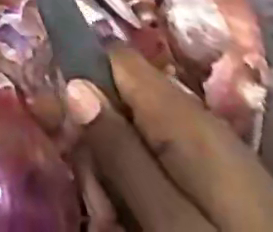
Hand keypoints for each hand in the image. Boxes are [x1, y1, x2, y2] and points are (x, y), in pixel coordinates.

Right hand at [64, 44, 272, 231]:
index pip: (115, 57)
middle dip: (93, 131)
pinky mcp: (224, 185)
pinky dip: (140, 183)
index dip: (75, 74)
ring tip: (111, 212)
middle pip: (122, 97)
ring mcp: (216, 156)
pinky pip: (163, 163)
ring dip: (114, 165)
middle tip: (84, 183)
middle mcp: (201, 124)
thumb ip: (121, 153)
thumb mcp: (170, 222)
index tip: (48, 113)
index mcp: (186, 119)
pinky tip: (137, 215)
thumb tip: (73, 84)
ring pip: (138, 133)